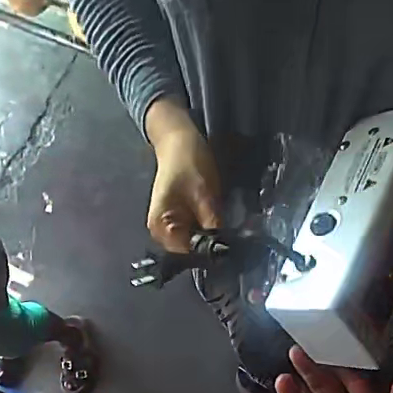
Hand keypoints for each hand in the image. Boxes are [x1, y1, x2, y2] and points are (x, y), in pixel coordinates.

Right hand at [144, 99, 220, 252]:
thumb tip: (224, 248)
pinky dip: (207, 231)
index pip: (186, 252)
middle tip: (232, 241)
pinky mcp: (179, 221)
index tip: (228, 249)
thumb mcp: (204, 194)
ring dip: (209, 239)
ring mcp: (169, 227)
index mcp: (160, 227)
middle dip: (209, 247)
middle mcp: (161, 232)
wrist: (179, 140)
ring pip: (194, 243)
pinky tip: (217, 223)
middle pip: (189, 251)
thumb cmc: (188, 163)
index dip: (207, 253)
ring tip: (226, 230)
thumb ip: (212, 224)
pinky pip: (195, 234)